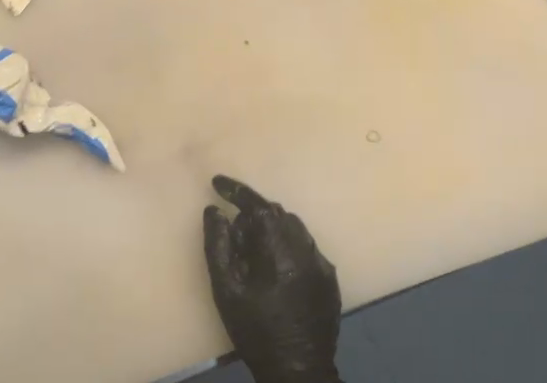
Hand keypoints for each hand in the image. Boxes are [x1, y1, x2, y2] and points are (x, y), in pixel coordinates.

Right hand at [203, 175, 341, 382]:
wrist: (298, 373)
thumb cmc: (255, 331)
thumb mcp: (226, 289)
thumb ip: (218, 245)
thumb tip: (215, 210)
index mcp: (280, 253)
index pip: (260, 207)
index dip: (237, 191)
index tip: (216, 184)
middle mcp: (307, 253)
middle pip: (278, 214)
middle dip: (252, 212)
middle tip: (232, 225)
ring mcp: (323, 267)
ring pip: (295, 228)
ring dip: (271, 226)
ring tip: (252, 244)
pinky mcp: (331, 282)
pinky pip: (307, 247)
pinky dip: (287, 244)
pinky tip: (275, 263)